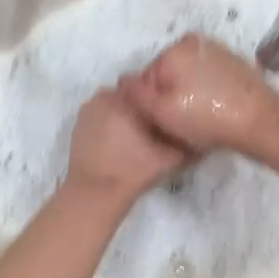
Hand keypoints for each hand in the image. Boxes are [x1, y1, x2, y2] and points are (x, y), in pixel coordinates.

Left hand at [65, 87, 188, 203]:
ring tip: (132, 138)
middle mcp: (105, 96)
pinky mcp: (77, 126)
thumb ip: (187, 142)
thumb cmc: (134, 169)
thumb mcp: (170, 157)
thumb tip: (201, 137)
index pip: (146, 86)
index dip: (156, 99)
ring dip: (121, 115)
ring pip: (112, 106)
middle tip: (150, 129)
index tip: (163, 115)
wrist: (96, 192)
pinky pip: (98, 118)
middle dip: (138, 107)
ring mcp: (87, 111)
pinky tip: (115, 145)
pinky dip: (106, 126)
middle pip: (128, 95)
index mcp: (127, 97)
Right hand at [118, 32, 278, 152]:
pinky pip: (209, 78)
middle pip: (169, 76)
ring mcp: (218, 50)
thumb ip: (136, 94)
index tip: (168, 121)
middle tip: (185, 122)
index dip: (153, 104)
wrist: (260, 122)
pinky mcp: (235, 63)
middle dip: (172, 97)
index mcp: (173, 50)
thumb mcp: (162, 112)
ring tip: (203, 118)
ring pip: (190, 77)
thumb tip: (122, 79)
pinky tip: (217, 111)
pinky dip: (209, 92)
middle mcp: (194, 42)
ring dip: (191, 95)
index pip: (148, 80)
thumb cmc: (207, 118)